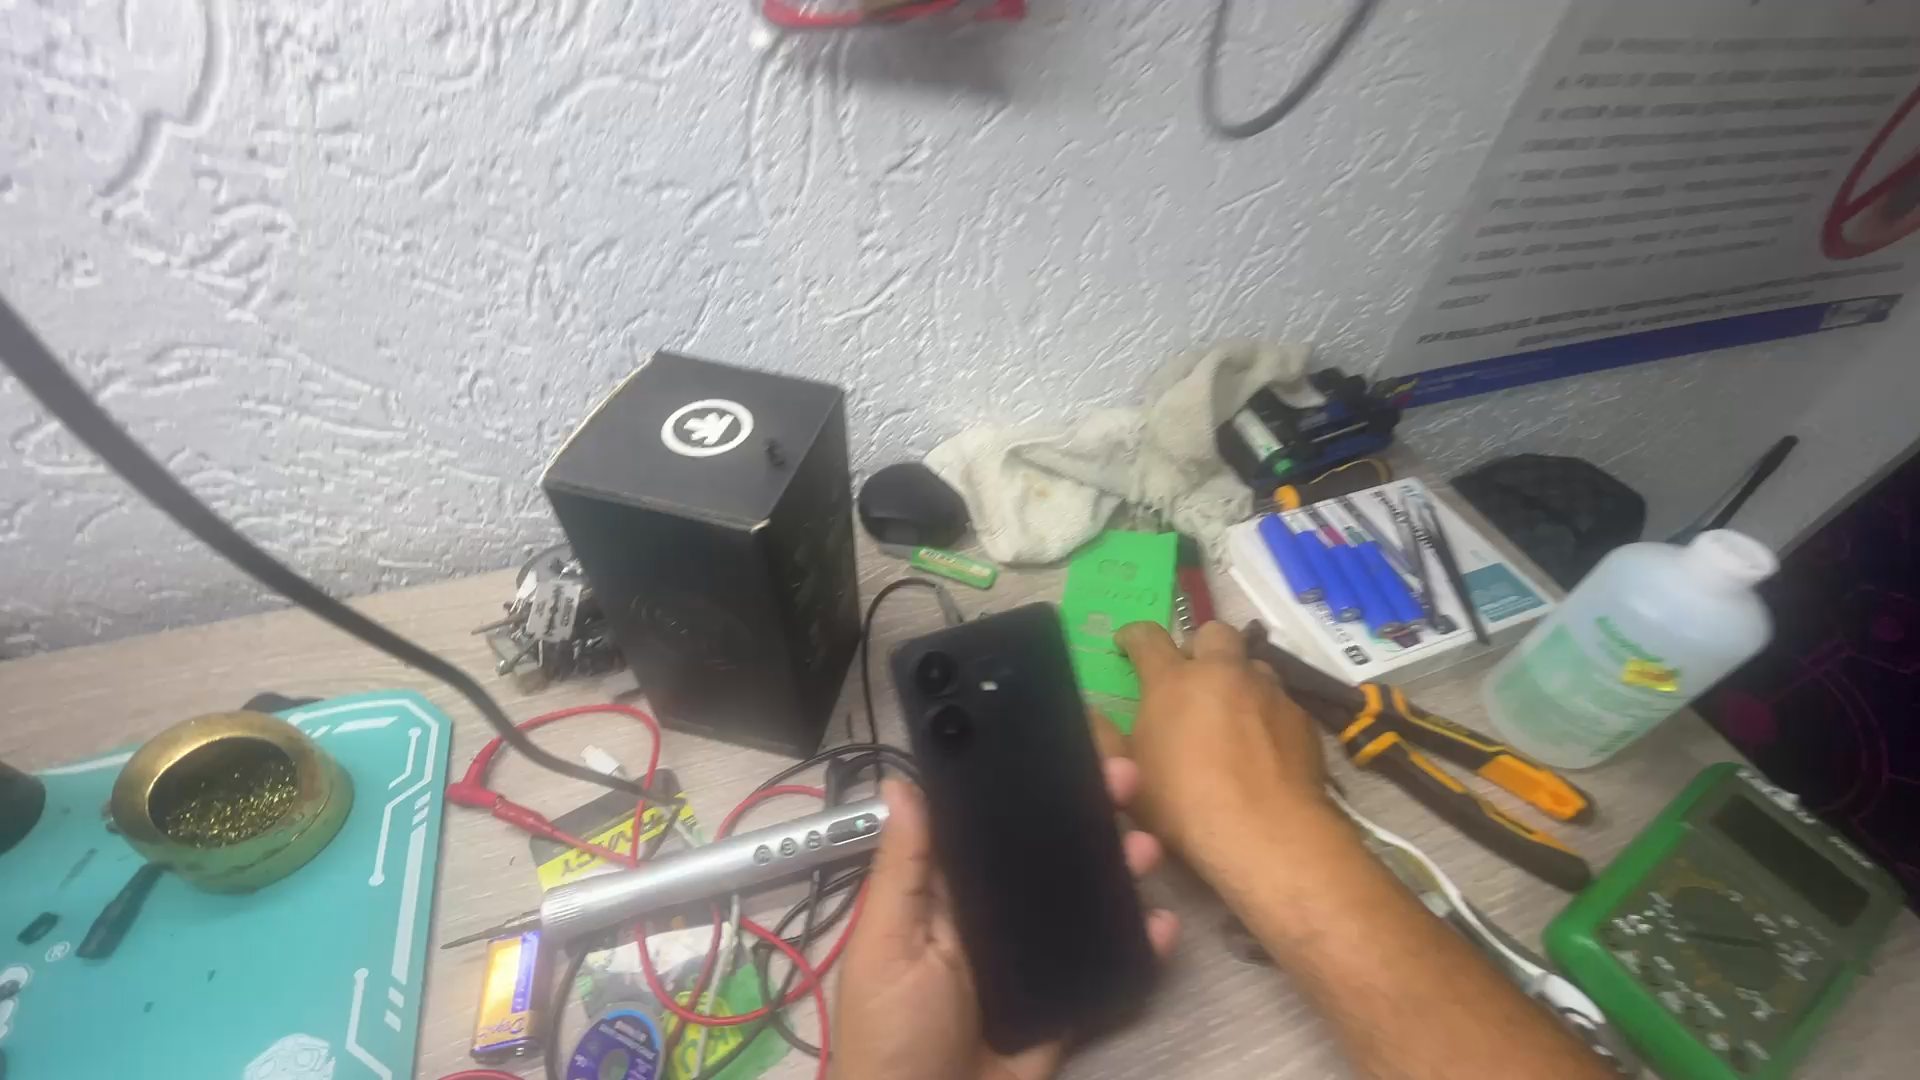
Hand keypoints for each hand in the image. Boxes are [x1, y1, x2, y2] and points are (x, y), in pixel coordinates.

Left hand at [830, 768, 1178, 1079]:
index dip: (1021, 785)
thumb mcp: (887, 942)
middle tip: (1122, 780)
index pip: (990, 824)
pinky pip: (1106, 962)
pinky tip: (1161, 922)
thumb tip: (900, 781)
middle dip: (1084, 813)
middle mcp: (996, 910)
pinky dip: (1138, 942)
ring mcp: (1034, 952)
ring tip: (1145, 845)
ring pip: (1082, 895)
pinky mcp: (1065, 997)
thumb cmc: (892, 1029)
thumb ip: (903, 867)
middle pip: (1045, 851)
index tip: (1057, 749)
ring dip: (1118, 864)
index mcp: (950, 889)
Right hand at [1113, 621, 1333, 869]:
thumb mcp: (1129, 775)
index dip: (1134, 637)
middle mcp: (1223, 673)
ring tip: (1231, 711)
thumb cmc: (1185, 806)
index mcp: (1173, 681)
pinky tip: (1263, 745)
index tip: (1127, 643)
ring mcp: (1268, 693)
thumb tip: (1090, 713)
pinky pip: (1281, 701)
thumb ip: (1105, 738)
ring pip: (1253, 664)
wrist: (1269, 837)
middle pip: (1214, 633)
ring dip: (1238, 678)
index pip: (1148, 638)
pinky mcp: (1302, 720)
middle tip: (1191, 675)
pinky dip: (1266, 712)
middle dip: (1200, 646)